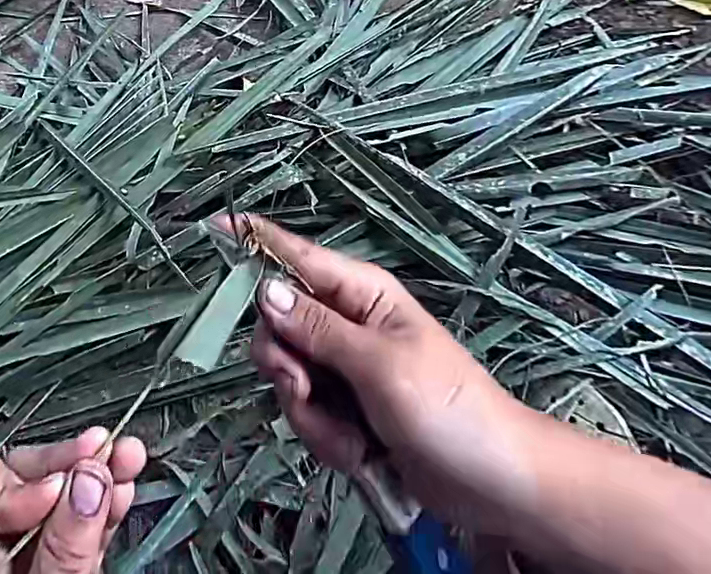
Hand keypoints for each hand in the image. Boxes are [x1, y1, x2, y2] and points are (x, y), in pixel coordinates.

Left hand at [0, 427, 145, 573]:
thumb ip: (63, 548)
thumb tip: (87, 478)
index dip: (23, 478)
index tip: (60, 486)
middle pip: (25, 478)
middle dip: (69, 461)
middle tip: (106, 450)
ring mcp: (30, 560)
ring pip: (60, 495)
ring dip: (99, 470)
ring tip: (128, 453)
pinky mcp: (66, 566)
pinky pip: (83, 520)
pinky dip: (107, 500)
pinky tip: (124, 483)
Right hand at [226, 216, 539, 535]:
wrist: (494, 486)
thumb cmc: (449, 410)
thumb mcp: (380, 365)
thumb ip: (318, 328)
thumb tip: (265, 289)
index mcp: (360, 292)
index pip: (296, 255)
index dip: (255, 240)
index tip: (216, 224)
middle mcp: (344, 320)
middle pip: (276, 323)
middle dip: (286, 365)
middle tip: (308, 389)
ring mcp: (341, 364)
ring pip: (286, 372)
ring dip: (309, 412)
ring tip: (351, 436)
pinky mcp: (342, 404)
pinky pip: (303, 409)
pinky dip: (323, 435)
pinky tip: (358, 450)